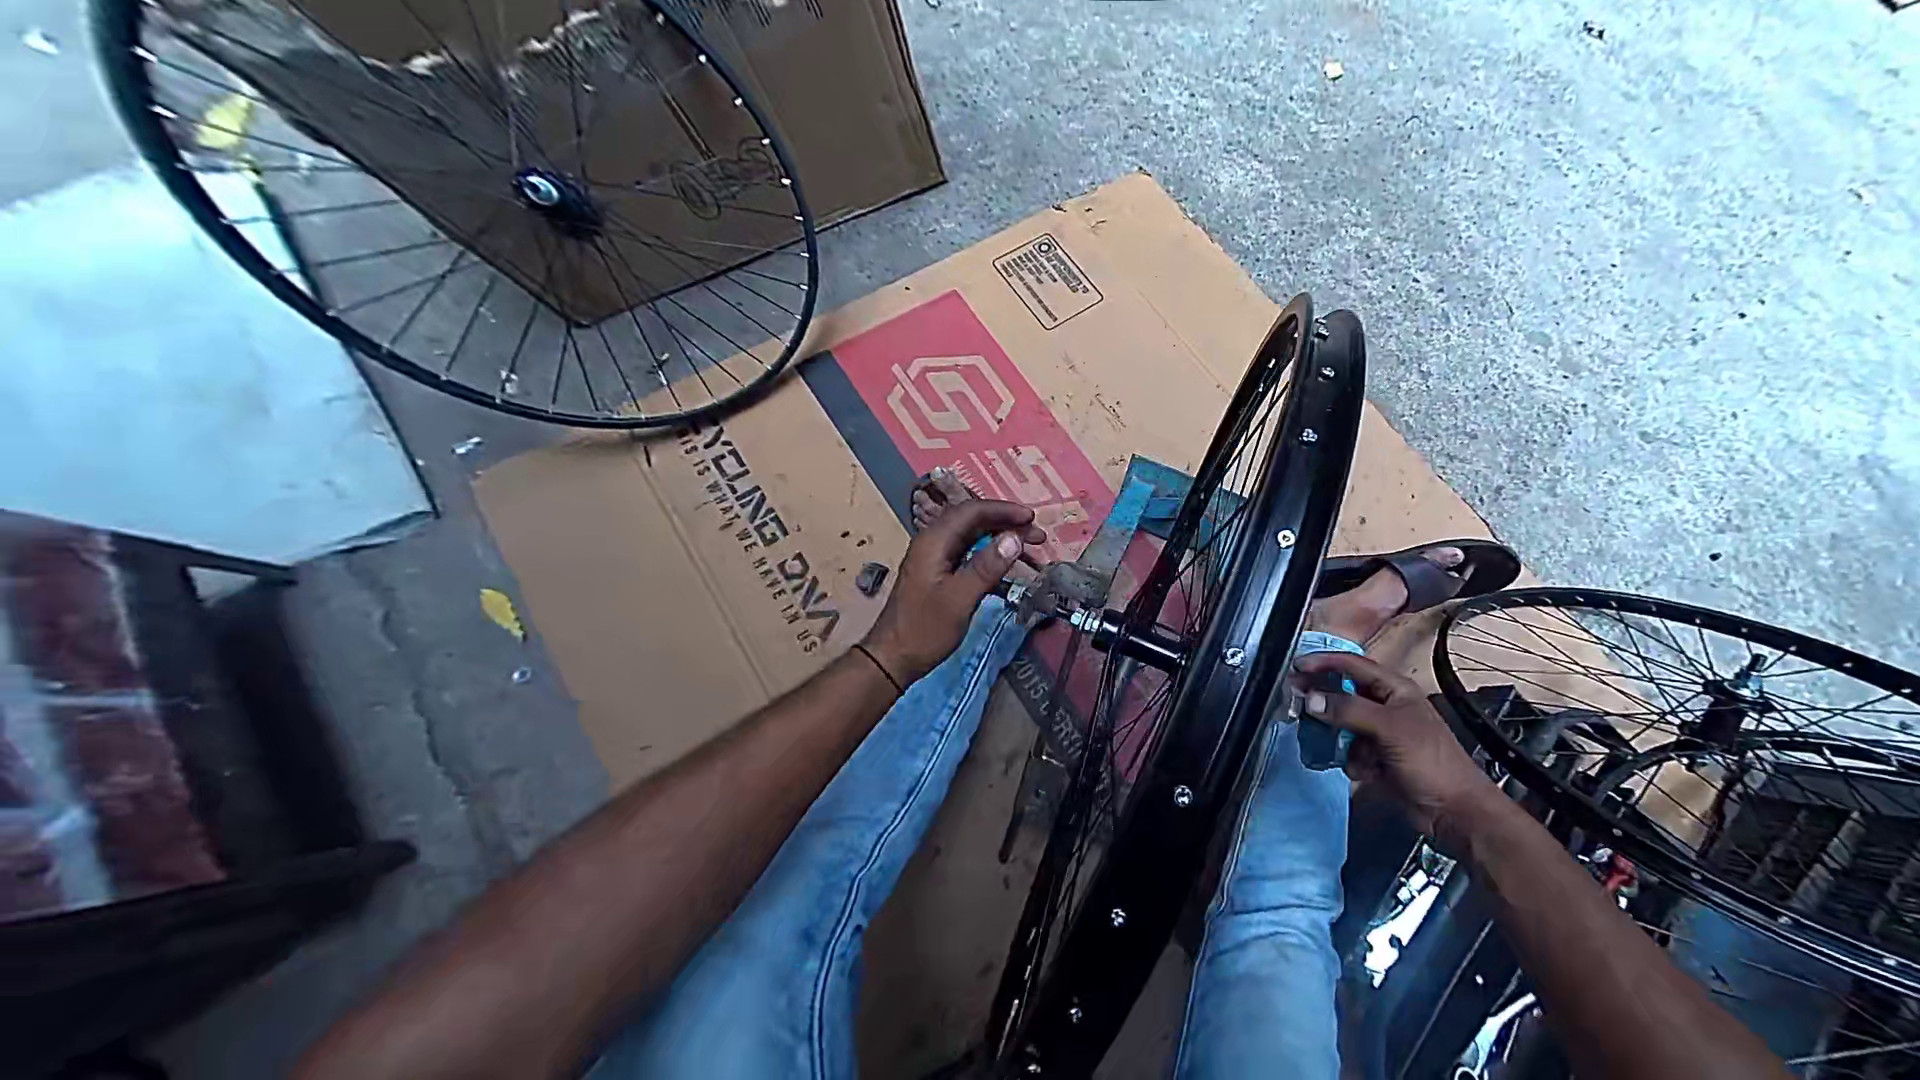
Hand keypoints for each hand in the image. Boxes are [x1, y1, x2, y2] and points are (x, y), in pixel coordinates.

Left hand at [863, 499, 1045, 685]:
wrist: (893, 658)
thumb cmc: (924, 629)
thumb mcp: (960, 598)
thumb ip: (987, 567)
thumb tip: (1014, 538)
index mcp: (934, 541)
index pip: (972, 511)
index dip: (1003, 511)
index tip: (1031, 520)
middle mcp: (933, 543)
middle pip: (973, 522)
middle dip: (1007, 525)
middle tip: (1038, 538)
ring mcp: (934, 559)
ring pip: (972, 539)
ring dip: (1001, 541)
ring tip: (1030, 552)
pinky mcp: (938, 575)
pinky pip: (968, 556)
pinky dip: (990, 558)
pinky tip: (1008, 569)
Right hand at [1293, 652, 1505, 849]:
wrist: (1454, 813)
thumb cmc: (1431, 763)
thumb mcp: (1390, 729)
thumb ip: (1348, 710)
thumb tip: (1310, 699)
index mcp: (1395, 690)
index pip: (1352, 665)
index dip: (1323, 662)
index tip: (1296, 667)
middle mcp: (1384, 706)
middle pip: (1341, 692)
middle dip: (1321, 699)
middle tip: (1296, 701)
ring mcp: (1378, 732)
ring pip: (1339, 722)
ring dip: (1337, 737)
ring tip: (1340, 750)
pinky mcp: (1374, 756)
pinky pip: (1346, 748)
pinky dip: (1349, 758)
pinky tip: (1364, 772)